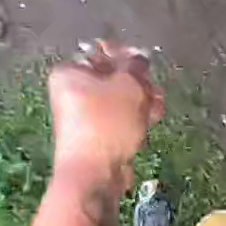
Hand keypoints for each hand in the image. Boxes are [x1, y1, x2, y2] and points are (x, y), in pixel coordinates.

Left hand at [47, 41, 162, 196]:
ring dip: (140, 101)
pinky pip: (117, 120)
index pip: (101, 52)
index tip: (145, 64)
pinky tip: (150, 121)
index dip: (127, 55)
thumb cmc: (107, 122)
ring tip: (156, 107)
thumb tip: (138, 58)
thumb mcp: (127, 85)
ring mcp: (83, 117)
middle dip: (137, 83)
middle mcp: (71, 93)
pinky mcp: (95, 137)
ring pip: (118, 101)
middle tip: (153, 89)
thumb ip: (135, 65)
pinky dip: (133, 119)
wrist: (94, 173)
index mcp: (69, 73)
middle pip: (111, 78)